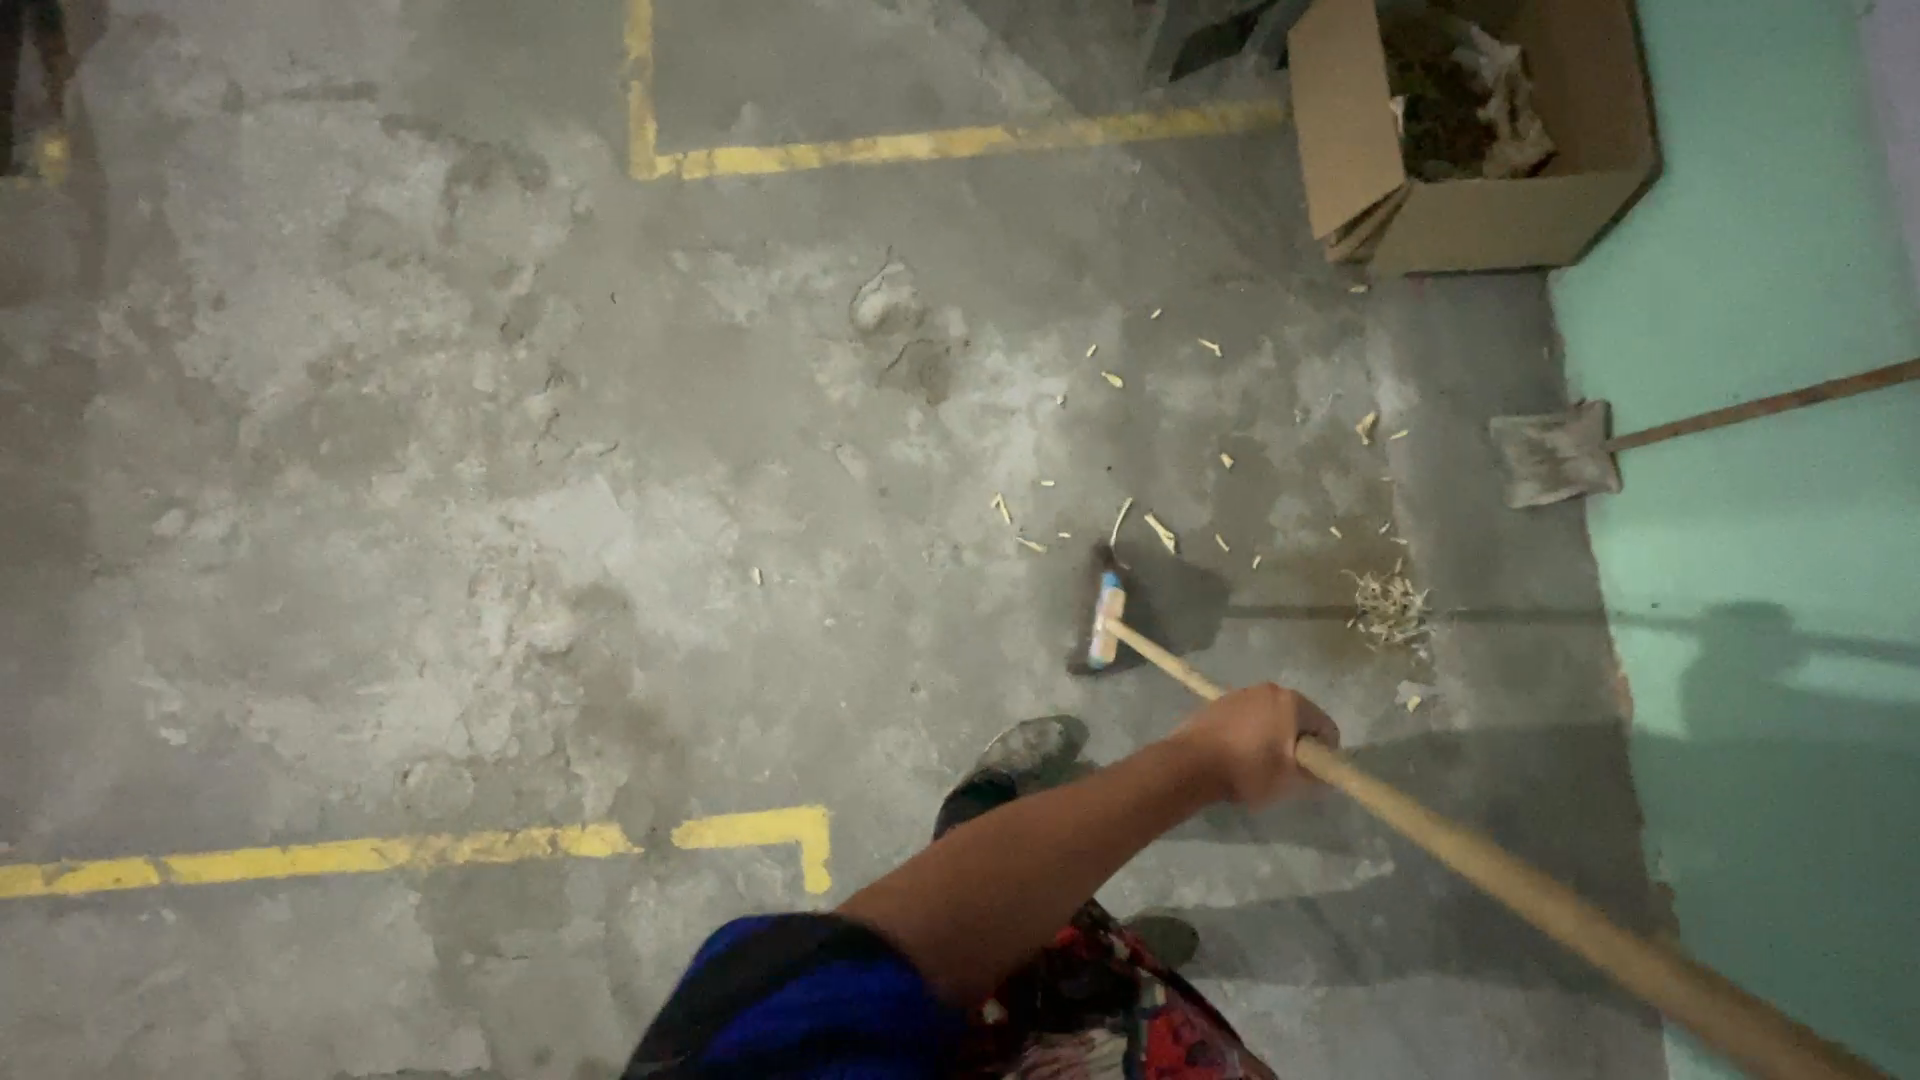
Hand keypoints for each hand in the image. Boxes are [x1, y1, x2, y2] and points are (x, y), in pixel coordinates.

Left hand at [1173, 683, 1340, 805]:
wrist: (1191, 763)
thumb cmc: (1248, 769)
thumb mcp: (1291, 780)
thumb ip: (1316, 774)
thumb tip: (1322, 771)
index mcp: (1291, 701)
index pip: (1326, 728)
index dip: (1326, 753)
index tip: (1313, 773)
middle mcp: (1268, 689)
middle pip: (1297, 718)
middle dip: (1297, 742)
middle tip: (1287, 768)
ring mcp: (1240, 692)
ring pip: (1271, 716)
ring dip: (1273, 735)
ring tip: (1259, 761)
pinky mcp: (1218, 702)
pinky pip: (1247, 717)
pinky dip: (1250, 731)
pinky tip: (1238, 751)